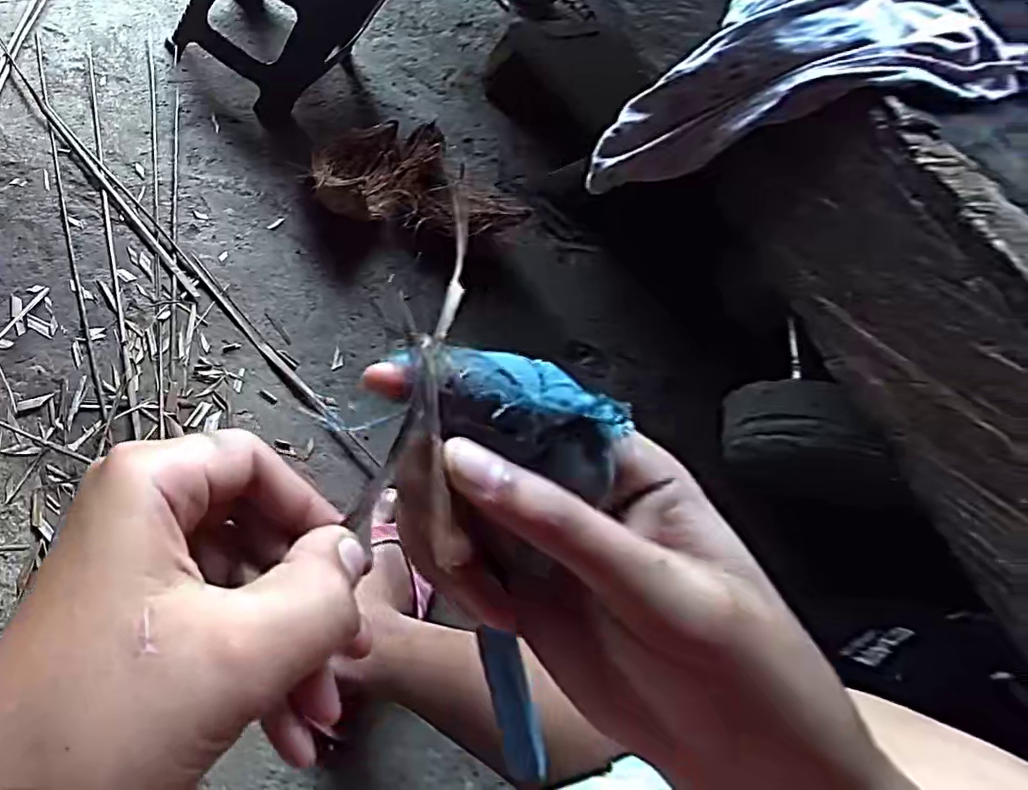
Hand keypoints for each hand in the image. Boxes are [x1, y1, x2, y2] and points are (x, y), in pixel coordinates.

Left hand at [0, 429, 373, 787]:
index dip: (307, 509)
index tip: (351, 576)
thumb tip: (347, 551)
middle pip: (245, 521)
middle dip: (301, 596)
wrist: (7, 782)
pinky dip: (249, 664)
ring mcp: (130, 556)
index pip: (248, 459)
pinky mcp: (129, 606)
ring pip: (232, 577)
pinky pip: (205, 614)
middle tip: (346, 659)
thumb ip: (313, 597)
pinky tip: (285, 730)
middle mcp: (135, 504)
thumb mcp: (234, 651)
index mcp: (146, 479)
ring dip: (284, 645)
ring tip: (319, 717)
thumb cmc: (113, 703)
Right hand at [363, 361, 910, 789]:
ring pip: (432, 492)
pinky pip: (434, 541)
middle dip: (438, 493)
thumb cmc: (744, 668)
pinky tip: (493, 613)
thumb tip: (457, 456)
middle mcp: (551, 475)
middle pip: (452, 441)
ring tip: (490, 599)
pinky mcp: (494, 560)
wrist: (744, 765)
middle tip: (458, 550)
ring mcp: (516, 518)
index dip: (451, 381)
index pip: (518, 397)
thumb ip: (559, 522)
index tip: (387, 381)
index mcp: (607, 456)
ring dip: (441, 544)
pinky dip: (445, 575)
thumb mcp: (664, 593)